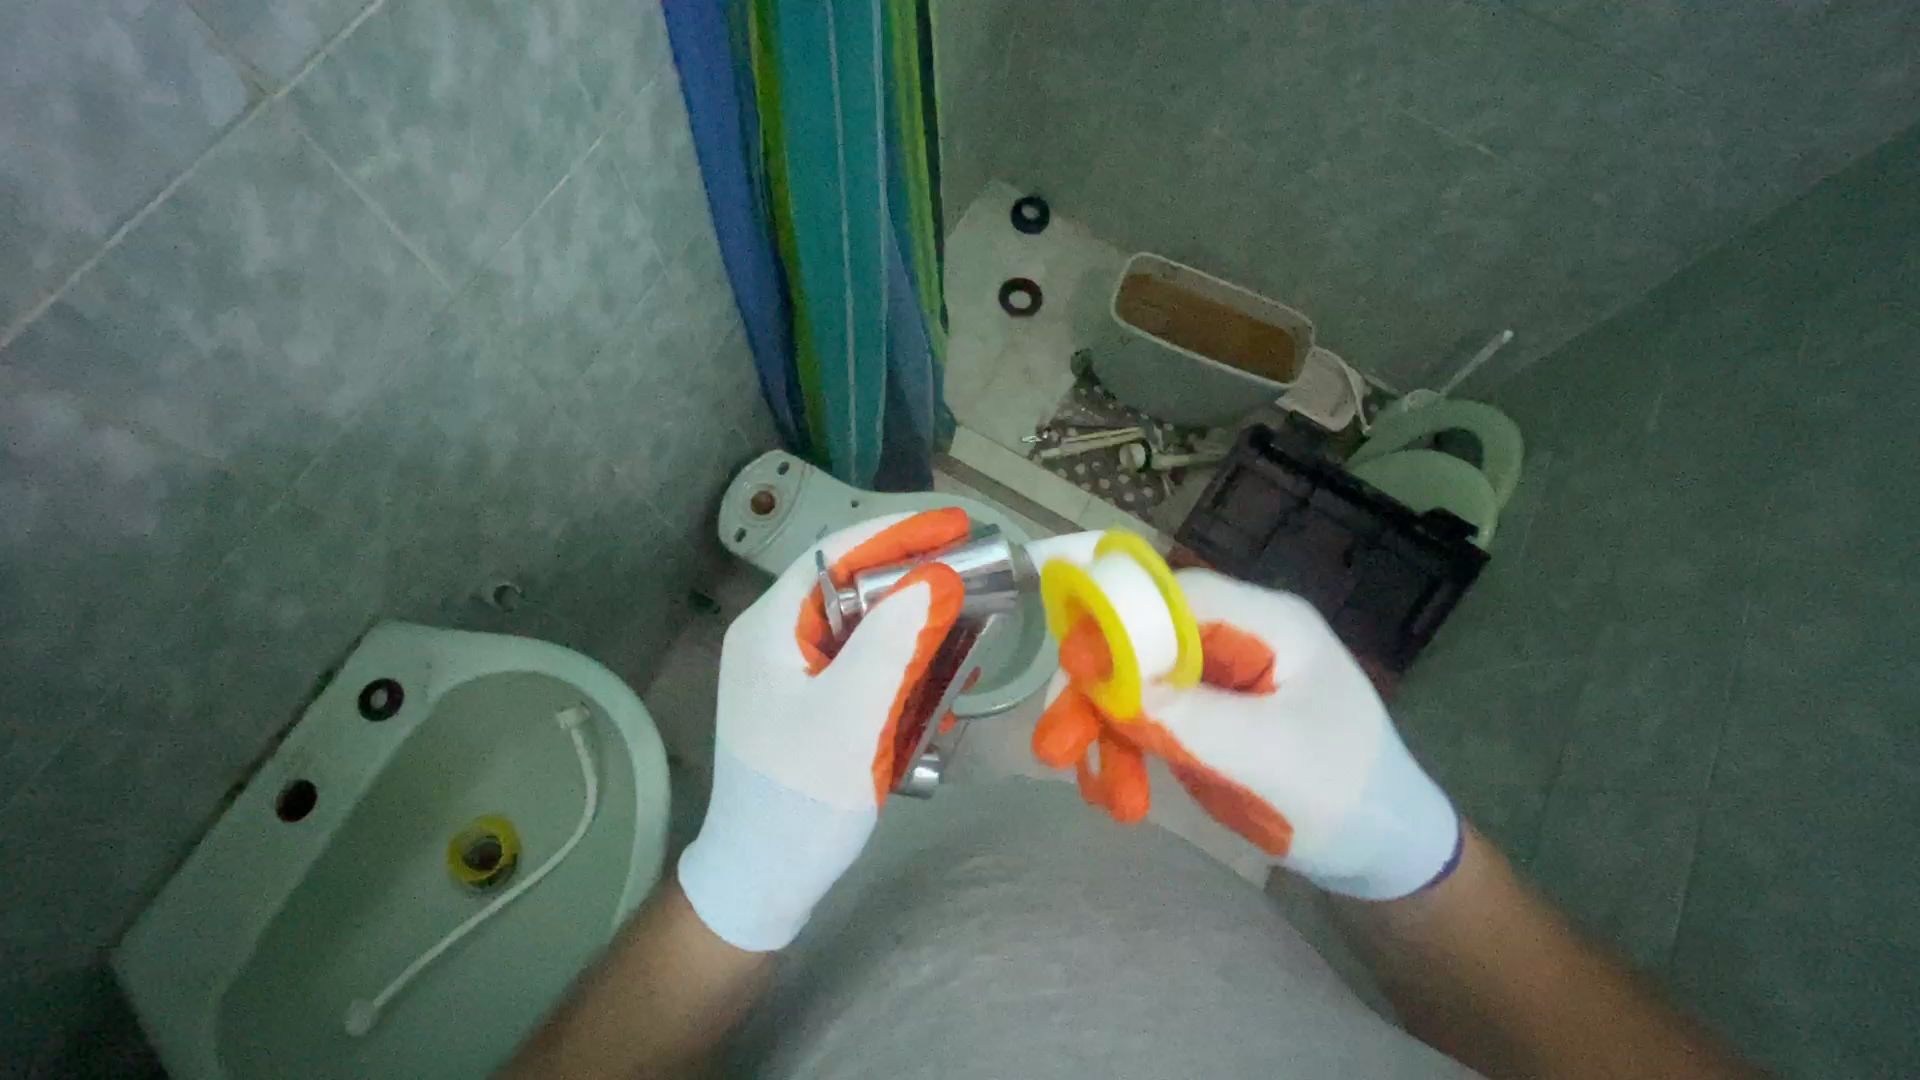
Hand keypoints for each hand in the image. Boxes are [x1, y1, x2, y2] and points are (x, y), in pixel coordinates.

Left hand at [678, 510, 969, 949]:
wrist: (764, 881)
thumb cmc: (800, 799)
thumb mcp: (850, 716)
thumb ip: (891, 641)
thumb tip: (935, 578)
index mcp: (772, 628)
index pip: (837, 556)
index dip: (898, 534)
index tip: (957, 525)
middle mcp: (780, 641)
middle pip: (854, 589)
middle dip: (915, 577)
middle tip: (974, 571)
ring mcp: (796, 675)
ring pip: (865, 627)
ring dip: (917, 621)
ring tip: (972, 614)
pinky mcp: (816, 706)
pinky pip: (867, 666)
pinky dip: (907, 661)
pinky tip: (947, 667)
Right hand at [1033, 568, 1458, 899]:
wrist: (1385, 856)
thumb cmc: (1347, 796)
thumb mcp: (1269, 757)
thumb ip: (1186, 717)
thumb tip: (1100, 682)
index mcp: (1268, 624)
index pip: (1175, 598)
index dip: (1117, 622)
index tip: (1071, 667)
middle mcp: (1237, 638)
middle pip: (1145, 643)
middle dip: (1098, 695)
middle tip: (1053, 746)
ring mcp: (1218, 678)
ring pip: (1138, 685)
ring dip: (1107, 735)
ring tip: (1099, 794)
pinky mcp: (1205, 714)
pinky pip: (1149, 719)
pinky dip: (1125, 753)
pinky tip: (1115, 795)